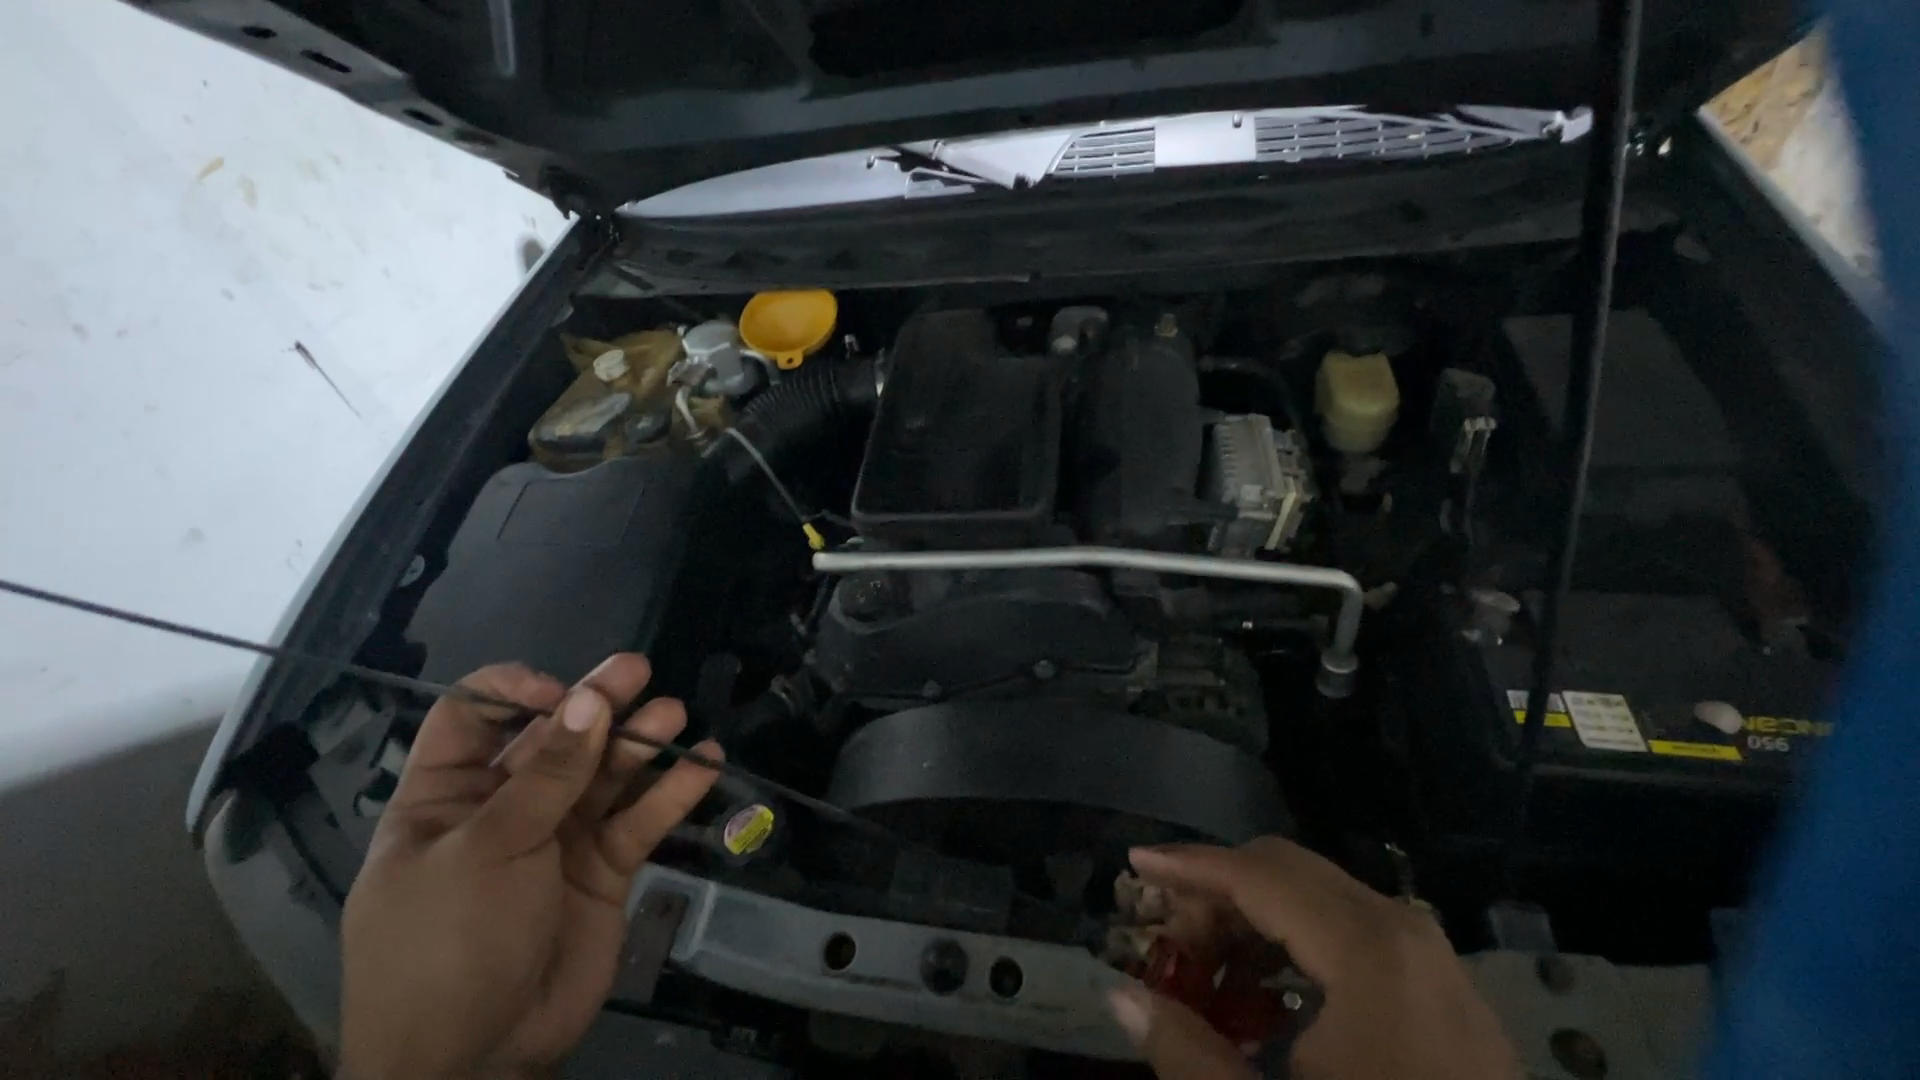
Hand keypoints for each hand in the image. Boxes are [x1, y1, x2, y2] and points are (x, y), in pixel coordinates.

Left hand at [340, 655, 722, 1078]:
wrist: (476, 1059)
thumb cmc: (447, 944)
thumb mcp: (485, 851)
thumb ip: (546, 775)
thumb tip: (587, 698)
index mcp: (446, 798)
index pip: (473, 718)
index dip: (514, 692)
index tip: (559, 693)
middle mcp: (505, 808)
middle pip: (554, 738)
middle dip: (595, 703)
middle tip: (637, 671)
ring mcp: (559, 839)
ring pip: (605, 775)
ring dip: (639, 742)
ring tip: (674, 716)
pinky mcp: (605, 870)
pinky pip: (640, 821)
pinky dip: (673, 793)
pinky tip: (706, 765)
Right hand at [1106, 837, 1517, 1079]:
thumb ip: (1187, 1054)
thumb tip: (1120, 995)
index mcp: (1367, 952)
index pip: (1258, 875)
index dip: (1189, 866)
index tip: (1135, 863)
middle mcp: (1404, 932)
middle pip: (1287, 871)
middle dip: (1217, 893)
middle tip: (1168, 943)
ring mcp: (1433, 959)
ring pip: (1320, 897)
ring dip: (1254, 918)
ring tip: (1210, 976)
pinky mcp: (1446, 991)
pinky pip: (1354, 931)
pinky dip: (1297, 942)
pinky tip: (1268, 999)